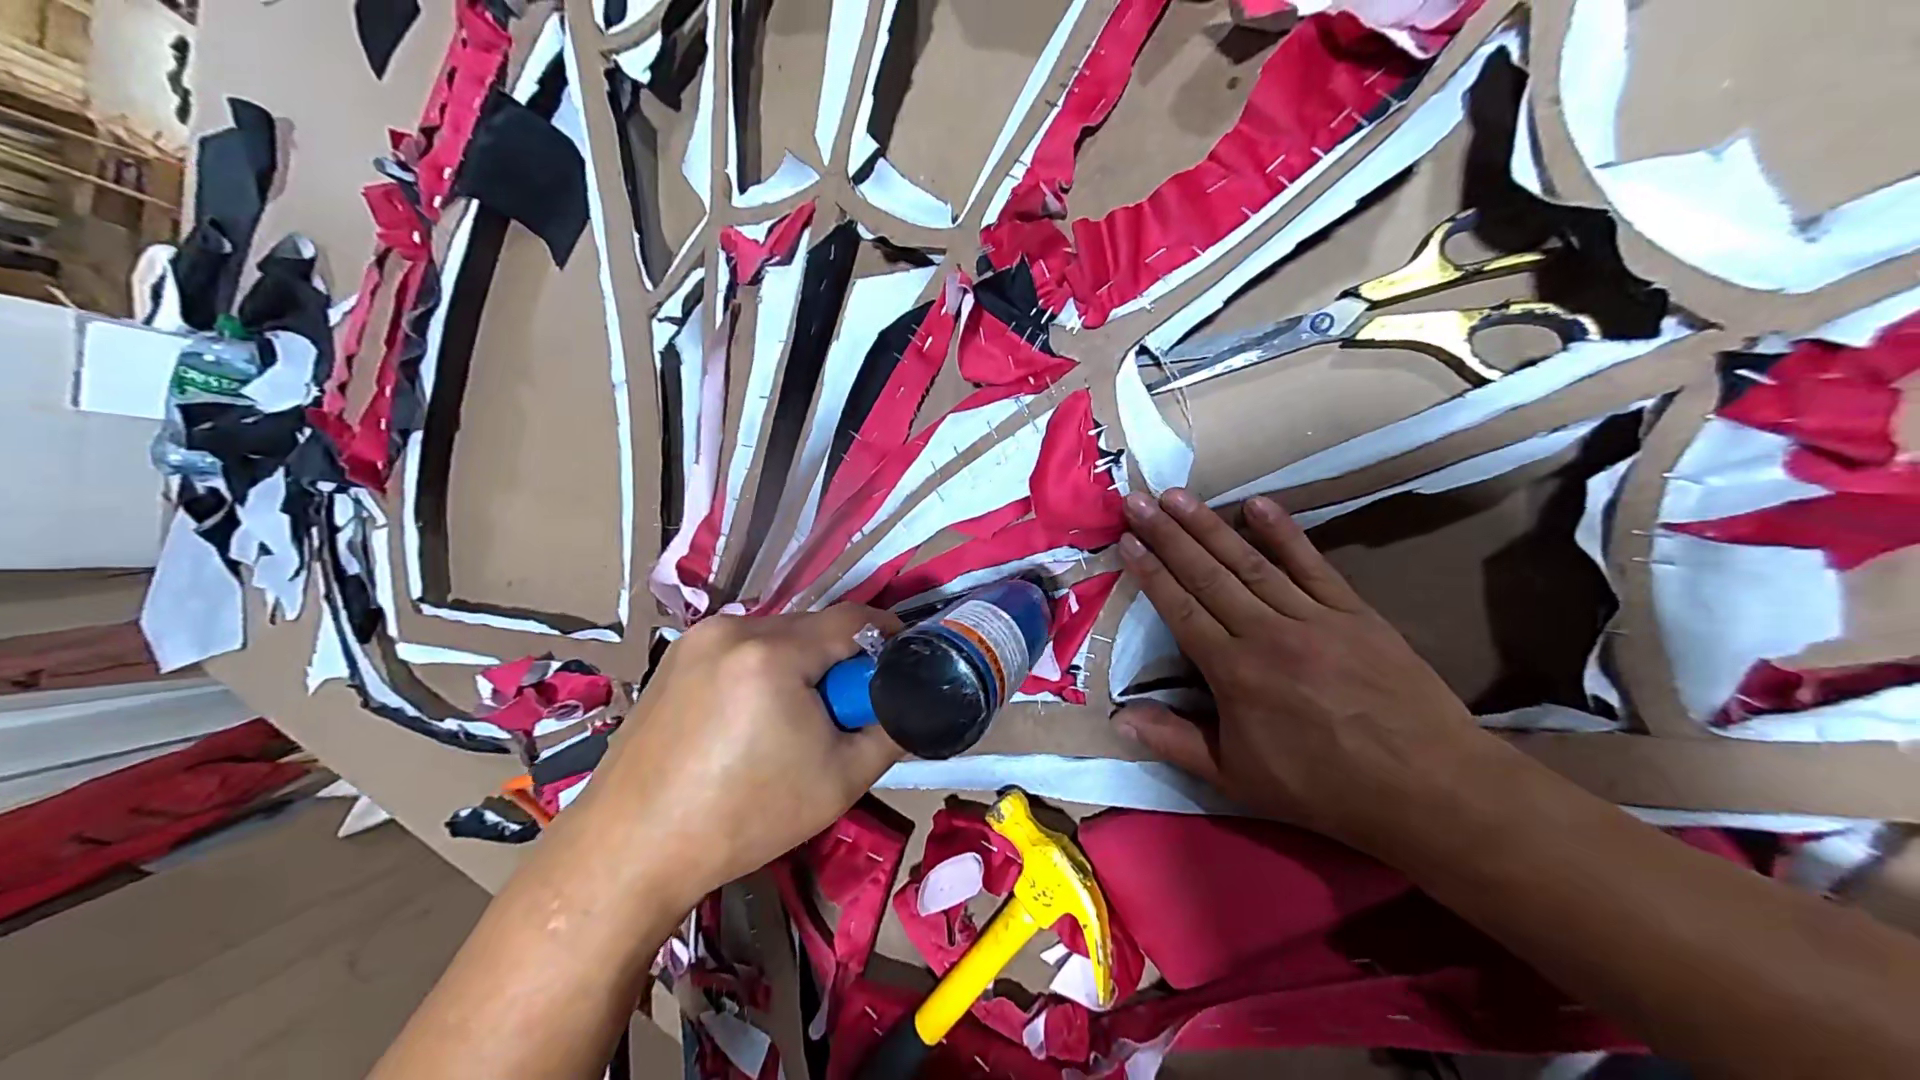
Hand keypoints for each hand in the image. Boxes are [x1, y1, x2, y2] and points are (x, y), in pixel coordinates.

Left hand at [567, 605, 904, 905]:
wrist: (631, 851)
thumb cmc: (743, 818)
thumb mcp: (841, 780)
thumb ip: (890, 729)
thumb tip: (910, 703)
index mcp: (772, 652)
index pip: (855, 620)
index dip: (889, 640)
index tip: (900, 672)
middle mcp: (732, 628)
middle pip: (813, 629)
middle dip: (838, 665)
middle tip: (838, 719)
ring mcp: (696, 640)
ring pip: (778, 639)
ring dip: (800, 669)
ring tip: (789, 729)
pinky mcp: (674, 658)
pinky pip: (742, 651)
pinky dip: (763, 674)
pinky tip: (748, 725)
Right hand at [1113, 488, 1499, 848]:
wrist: (1427, 786)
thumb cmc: (1323, 787)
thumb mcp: (1237, 779)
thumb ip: (1176, 741)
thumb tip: (1119, 718)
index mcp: (1234, 673)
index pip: (1181, 610)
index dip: (1151, 573)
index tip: (1127, 540)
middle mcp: (1266, 634)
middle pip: (1207, 575)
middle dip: (1168, 535)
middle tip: (1138, 500)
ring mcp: (1312, 618)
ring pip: (1250, 562)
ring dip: (1210, 526)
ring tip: (1179, 496)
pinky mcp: (1353, 612)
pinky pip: (1312, 565)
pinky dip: (1284, 533)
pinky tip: (1259, 503)